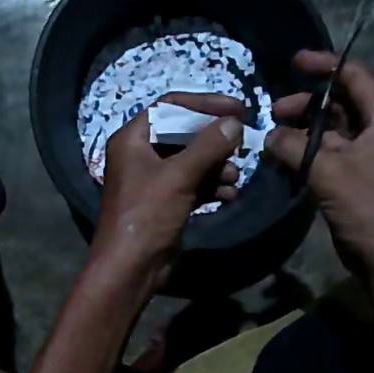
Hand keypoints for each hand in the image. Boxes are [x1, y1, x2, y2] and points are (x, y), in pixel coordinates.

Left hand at [90, 92, 245, 281]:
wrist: (131, 268)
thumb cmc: (147, 215)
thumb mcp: (179, 176)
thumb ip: (208, 146)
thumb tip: (235, 123)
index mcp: (133, 139)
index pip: (170, 106)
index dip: (205, 104)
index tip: (238, 109)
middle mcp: (140, 154)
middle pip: (183, 133)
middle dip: (214, 140)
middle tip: (242, 143)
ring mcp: (152, 180)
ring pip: (191, 160)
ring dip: (216, 165)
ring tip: (234, 177)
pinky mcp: (164, 202)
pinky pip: (192, 184)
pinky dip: (210, 186)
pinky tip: (229, 196)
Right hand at [265, 51, 373, 265]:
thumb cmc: (367, 206)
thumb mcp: (327, 171)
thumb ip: (294, 147)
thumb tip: (268, 135)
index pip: (354, 76)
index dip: (323, 65)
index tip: (293, 62)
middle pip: (339, 102)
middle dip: (305, 103)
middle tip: (274, 112)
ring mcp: (366, 153)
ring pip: (330, 129)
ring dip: (302, 129)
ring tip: (272, 135)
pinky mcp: (353, 175)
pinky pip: (326, 152)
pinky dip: (304, 150)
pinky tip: (281, 155)